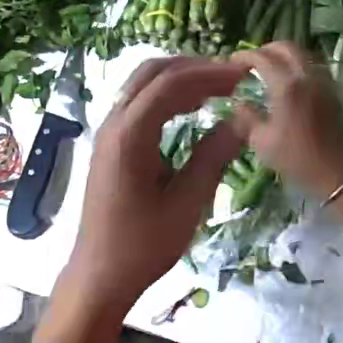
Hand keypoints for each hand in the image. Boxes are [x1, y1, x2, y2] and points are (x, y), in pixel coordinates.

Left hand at [60, 56, 245, 317]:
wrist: (99, 274)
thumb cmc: (143, 245)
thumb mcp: (187, 203)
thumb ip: (213, 157)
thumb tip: (242, 120)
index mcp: (129, 135)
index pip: (169, 84)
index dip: (209, 73)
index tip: (243, 75)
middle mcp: (113, 125)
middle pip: (151, 73)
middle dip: (193, 68)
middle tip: (233, 76)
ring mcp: (108, 133)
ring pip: (142, 86)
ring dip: (180, 80)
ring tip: (220, 88)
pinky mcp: (110, 145)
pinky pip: (138, 105)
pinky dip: (167, 97)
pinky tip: (193, 109)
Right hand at [229, 42, 342, 197]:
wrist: (338, 174)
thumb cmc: (297, 159)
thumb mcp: (261, 142)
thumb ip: (246, 117)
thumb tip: (238, 103)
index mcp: (287, 86)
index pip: (262, 58)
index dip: (244, 56)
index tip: (230, 63)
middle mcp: (307, 76)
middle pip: (286, 47)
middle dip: (265, 49)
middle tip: (250, 62)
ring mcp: (324, 82)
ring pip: (302, 55)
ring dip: (283, 56)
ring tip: (268, 70)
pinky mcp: (333, 91)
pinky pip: (312, 67)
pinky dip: (296, 66)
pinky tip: (287, 82)